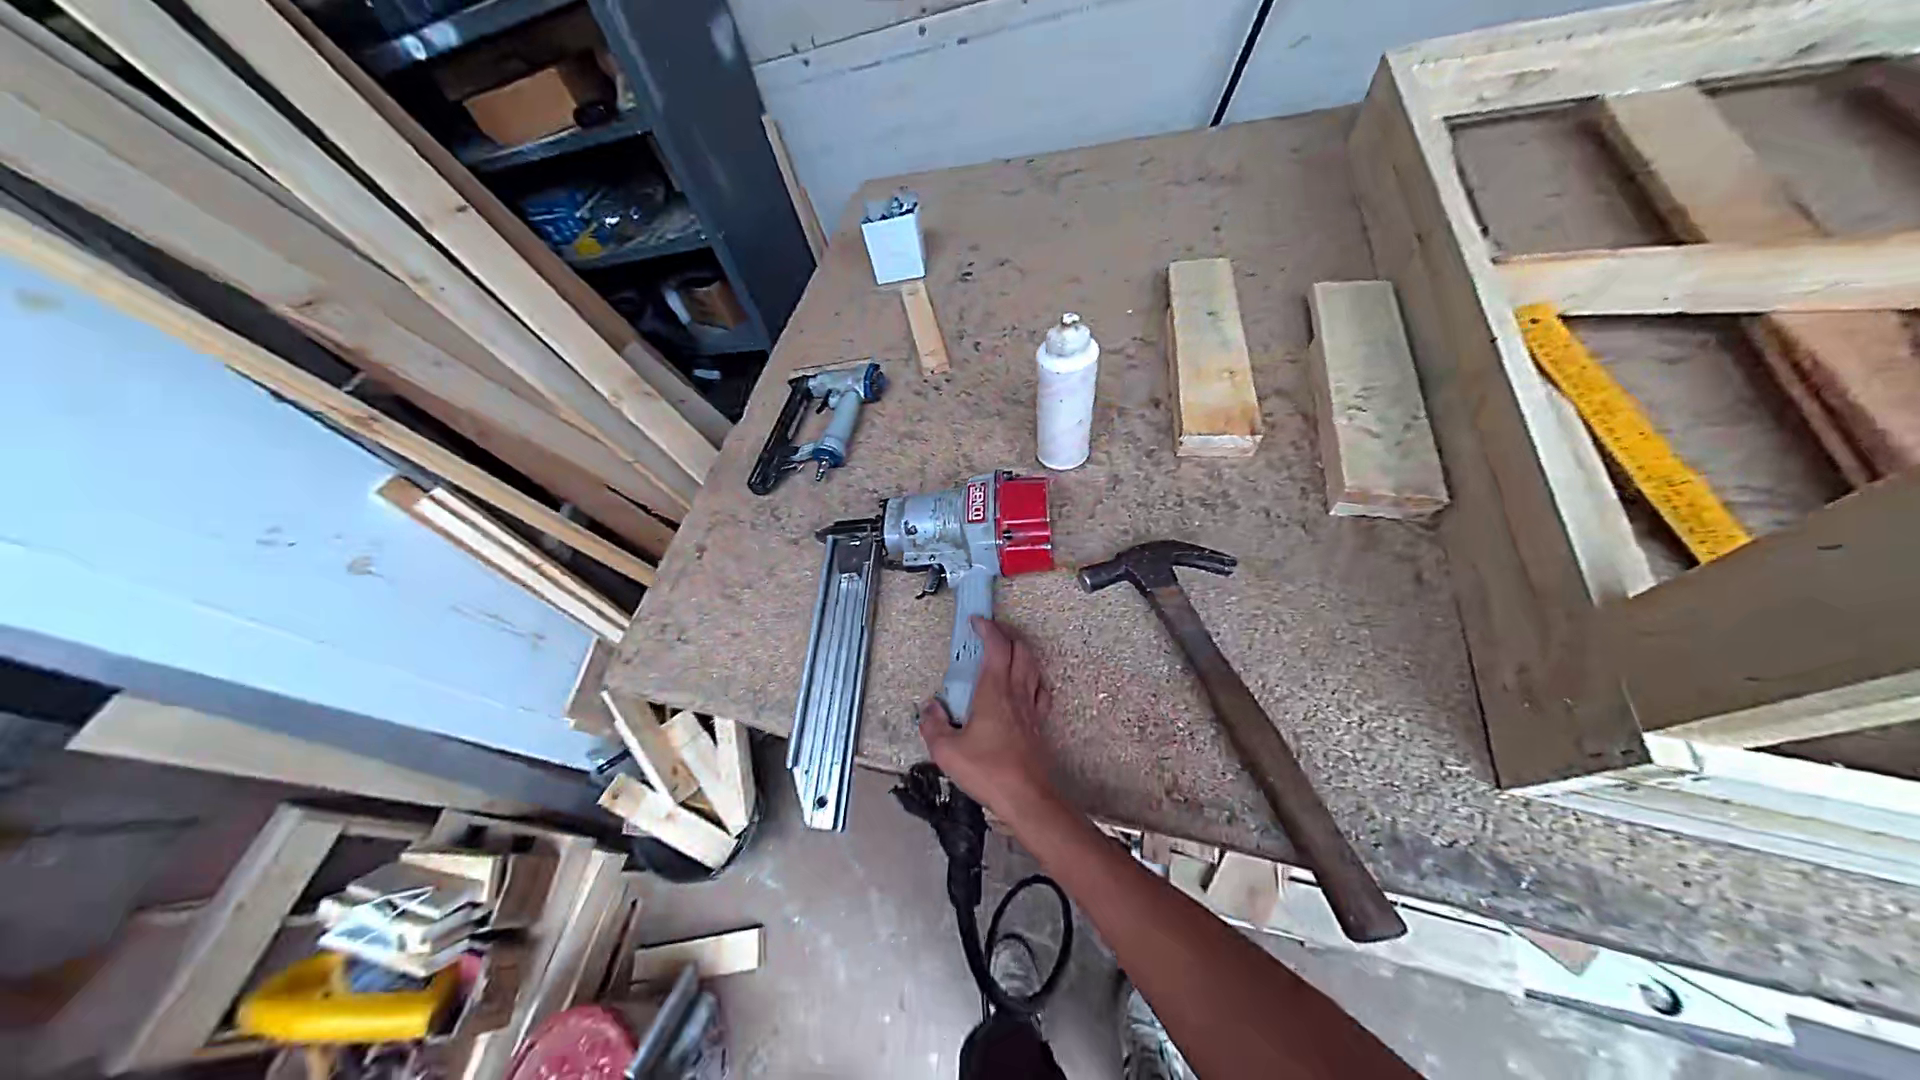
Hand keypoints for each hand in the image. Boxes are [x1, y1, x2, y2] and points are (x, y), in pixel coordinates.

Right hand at [918, 616, 1059, 827]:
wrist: (1026, 797)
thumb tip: (929, 708)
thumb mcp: (946, 751)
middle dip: (1006, 634)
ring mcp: (1031, 708)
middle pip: (1020, 649)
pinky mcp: (1038, 724)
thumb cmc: (990, 772)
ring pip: (1033, 666)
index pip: (996, 647)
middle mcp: (1016, 693)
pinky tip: (1028, 684)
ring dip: (1022, 651)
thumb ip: (933, 725)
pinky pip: (1041, 690)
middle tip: (991, 632)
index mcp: (994, 691)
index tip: (977, 622)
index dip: (988, 629)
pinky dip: (1034, 677)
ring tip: (1009, 650)